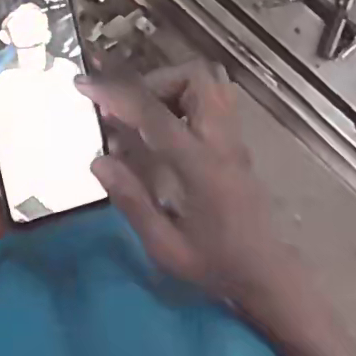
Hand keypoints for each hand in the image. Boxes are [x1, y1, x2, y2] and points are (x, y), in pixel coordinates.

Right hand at [83, 64, 288, 304]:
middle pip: (194, 77)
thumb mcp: (166, 247)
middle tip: (128, 108)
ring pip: (209, 80)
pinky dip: (185, 96)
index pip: (153, 112)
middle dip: (152, 81)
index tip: (83, 83)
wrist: (272, 278)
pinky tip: (167, 124)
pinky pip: (215, 96)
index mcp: (199, 165)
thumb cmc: (217, 265)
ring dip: (171, 85)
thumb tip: (99, 161)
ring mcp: (234, 137)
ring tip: (146, 113)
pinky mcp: (238, 141)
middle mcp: (221, 141)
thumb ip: (132, 201)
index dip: (114, 92)